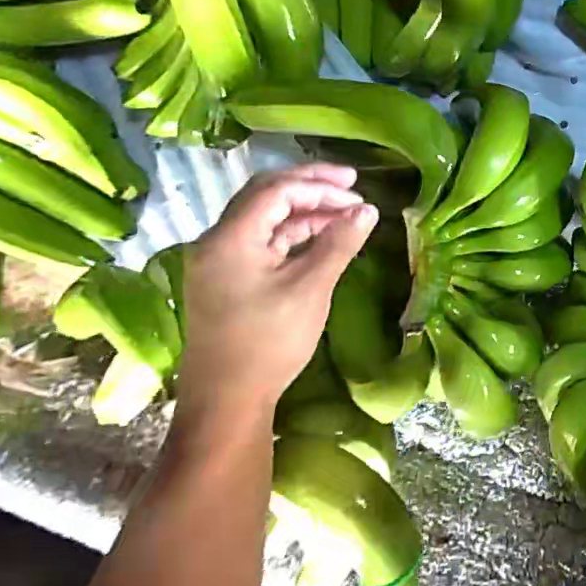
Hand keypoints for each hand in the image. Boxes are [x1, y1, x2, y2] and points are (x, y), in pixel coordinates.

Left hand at [176, 164, 377, 416]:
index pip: (276, 191)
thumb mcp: (311, 287)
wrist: (227, 399)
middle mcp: (217, 241)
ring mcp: (220, 260)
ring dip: (306, 210)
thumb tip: (368, 210)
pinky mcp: (229, 278)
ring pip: (265, 217)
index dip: (319, 185)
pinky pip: (264, 240)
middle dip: (310, 187)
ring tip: (346, 213)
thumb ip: (339, 243)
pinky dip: (295, 232)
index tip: (358, 191)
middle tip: (351, 186)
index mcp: (230, 239)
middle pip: (265, 196)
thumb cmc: (269, 341)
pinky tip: (324, 236)